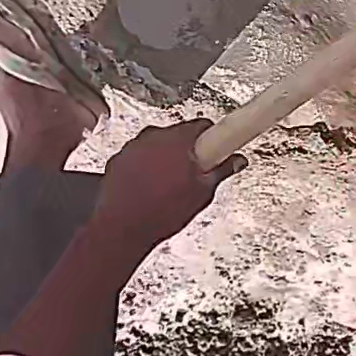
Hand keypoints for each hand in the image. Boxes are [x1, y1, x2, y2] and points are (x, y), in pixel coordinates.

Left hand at [89, 120, 245, 259]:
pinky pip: (137, 155)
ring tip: (166, 185)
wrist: (121, 230)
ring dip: (163, 157)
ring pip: (156, 144)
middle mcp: (155, 135)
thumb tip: (238, 160)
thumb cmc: (162, 213)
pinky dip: (142, 166)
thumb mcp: (202, 193)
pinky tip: (146, 187)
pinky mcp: (118, 157)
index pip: (203, 124)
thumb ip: (221, 171)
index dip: (211, 136)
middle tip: (190, 174)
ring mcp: (133, 145)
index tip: (213, 148)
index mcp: (179, 139)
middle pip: (178, 133)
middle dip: (186, 150)